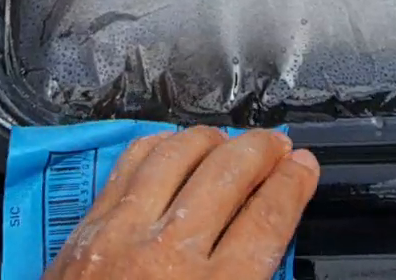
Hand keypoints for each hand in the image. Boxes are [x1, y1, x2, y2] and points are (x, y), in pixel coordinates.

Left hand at [43, 125, 319, 279]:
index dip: (292, 187)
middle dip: (260, 150)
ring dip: (212, 139)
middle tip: (277, 145)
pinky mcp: (90, 224)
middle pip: (226, 175)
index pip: (265, 222)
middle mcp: (169, 255)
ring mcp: (124, 232)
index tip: (305, 165)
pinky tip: (175, 146)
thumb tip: (268, 244)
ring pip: (177, 155)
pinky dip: (160, 145)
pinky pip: (131, 162)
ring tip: (232, 141)